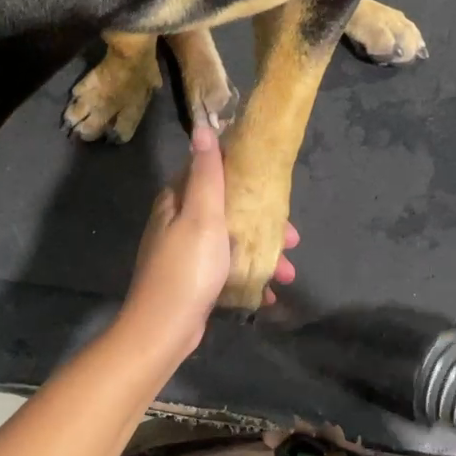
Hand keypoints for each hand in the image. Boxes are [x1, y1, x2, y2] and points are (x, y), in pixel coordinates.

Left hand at [118, 126, 296, 359]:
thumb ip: (206, 173)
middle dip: (261, 222)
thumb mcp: (202, 215)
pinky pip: (225, 272)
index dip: (241, 175)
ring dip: (261, 254)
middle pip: (226, 211)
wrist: (164, 329)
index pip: (208, 173)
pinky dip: (248, 278)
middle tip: (291, 237)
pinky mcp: (192, 282)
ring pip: (229, 244)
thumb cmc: (187, 268)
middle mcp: (177, 224)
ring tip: (287, 272)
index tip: (272, 183)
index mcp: (176, 203)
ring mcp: (184, 255)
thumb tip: (202, 127)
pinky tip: (268, 292)